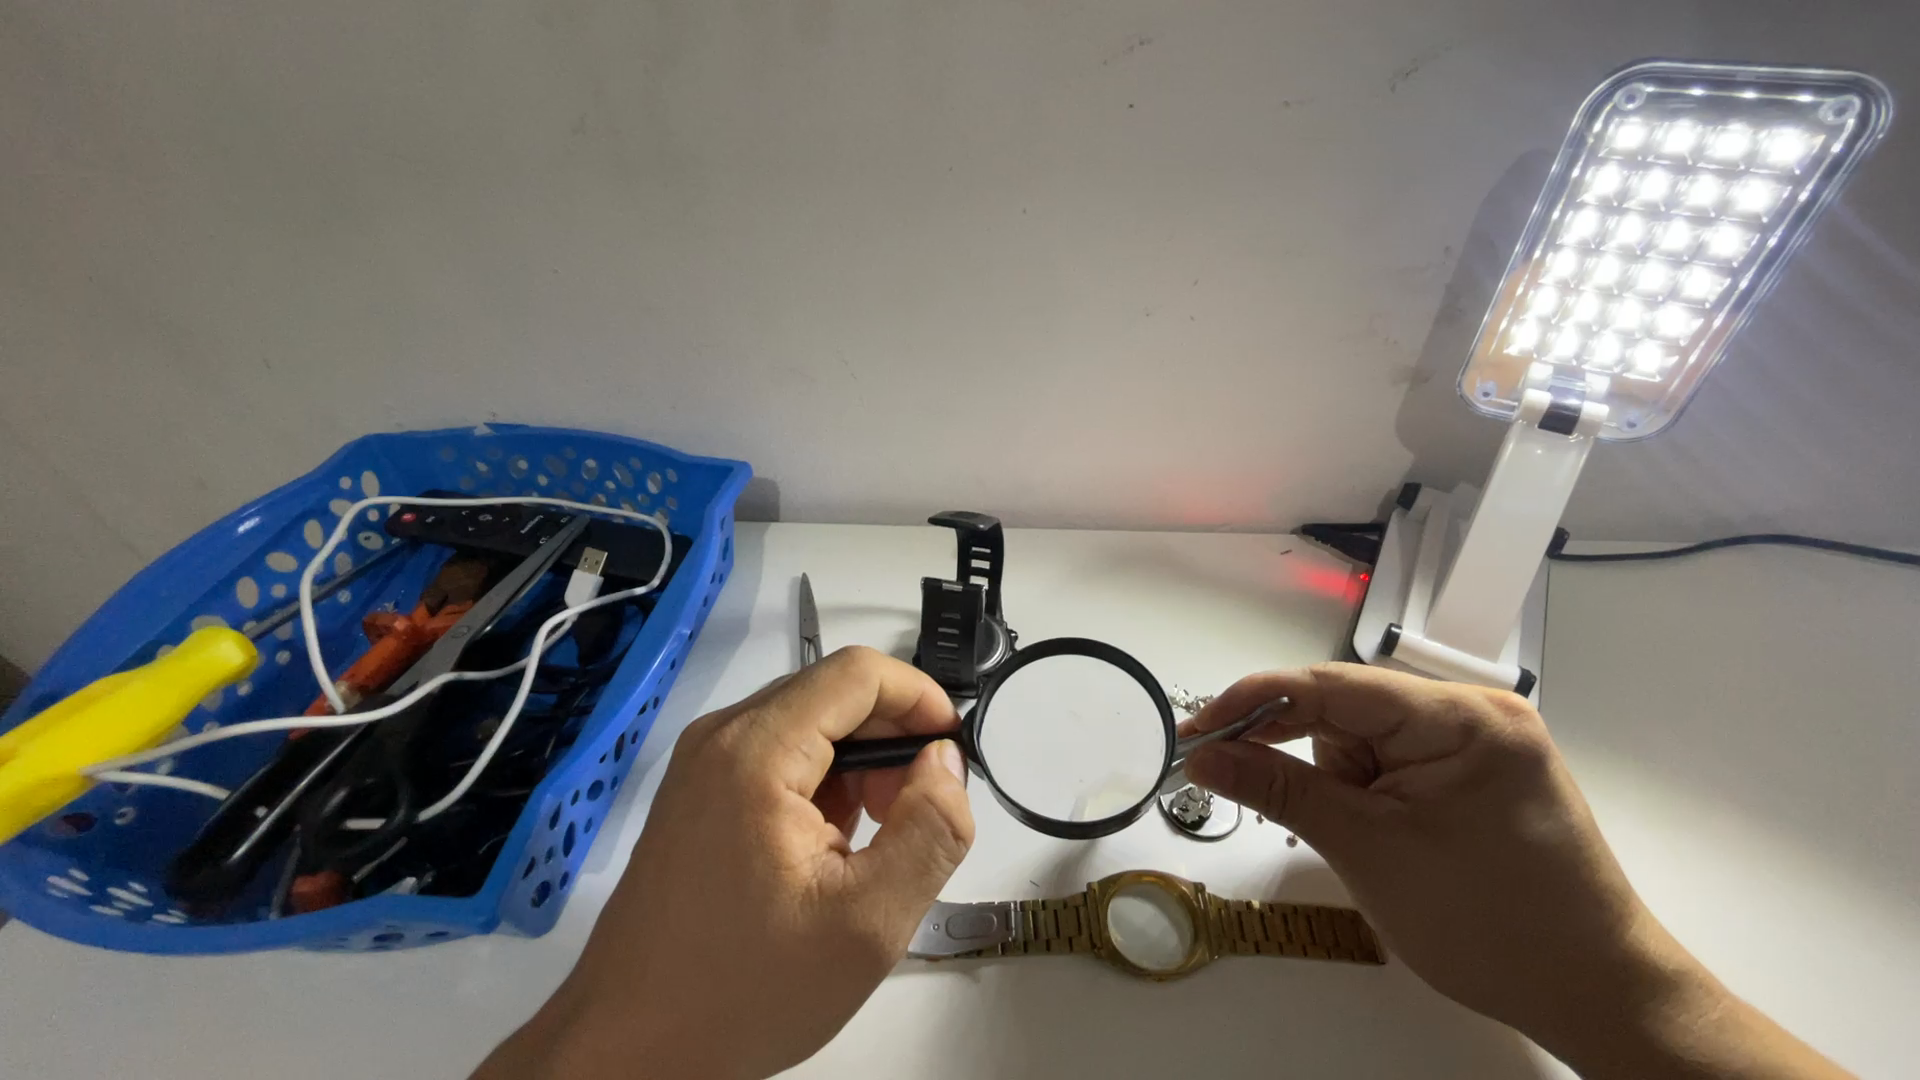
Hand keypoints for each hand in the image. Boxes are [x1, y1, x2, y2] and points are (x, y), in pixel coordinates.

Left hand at [475, 647, 973, 1079]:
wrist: (627, 1050)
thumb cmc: (743, 991)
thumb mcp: (867, 923)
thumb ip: (930, 831)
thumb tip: (945, 761)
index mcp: (756, 751)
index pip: (858, 673)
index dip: (919, 697)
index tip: (953, 750)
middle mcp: (723, 737)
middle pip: (833, 694)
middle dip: (893, 738)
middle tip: (921, 809)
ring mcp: (705, 762)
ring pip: (811, 724)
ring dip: (862, 763)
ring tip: (882, 834)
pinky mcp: (702, 791)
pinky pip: (783, 756)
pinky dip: (826, 783)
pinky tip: (836, 845)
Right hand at [1183, 663, 1845, 1079]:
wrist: (1597, 996)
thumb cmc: (1490, 926)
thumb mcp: (1365, 849)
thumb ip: (1276, 788)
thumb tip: (1202, 755)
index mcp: (1459, 717)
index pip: (1330, 686)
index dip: (1252, 703)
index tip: (1195, 730)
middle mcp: (1472, 709)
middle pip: (1345, 707)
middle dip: (1299, 751)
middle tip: (1253, 787)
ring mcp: (1478, 737)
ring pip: (1363, 735)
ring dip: (1337, 780)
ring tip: (1364, 839)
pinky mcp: (1476, 765)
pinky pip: (1391, 756)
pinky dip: (1363, 788)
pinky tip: (1377, 829)